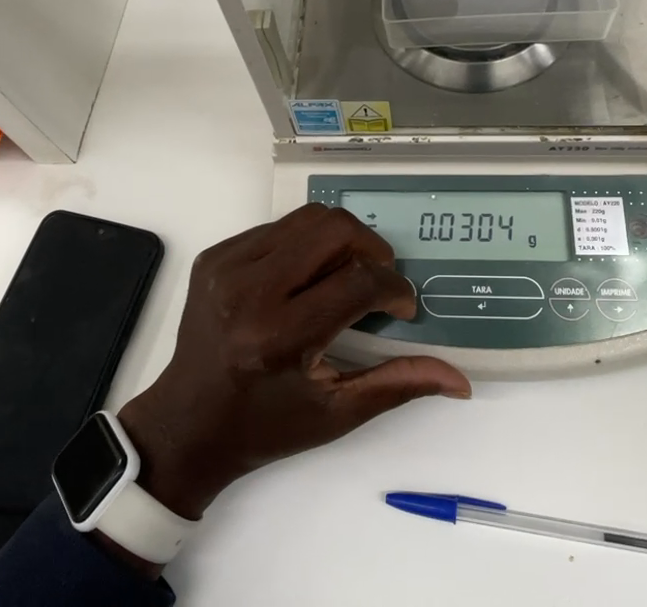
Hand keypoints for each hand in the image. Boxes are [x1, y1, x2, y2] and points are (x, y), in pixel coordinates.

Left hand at [118, 204, 469, 521]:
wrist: (186, 424)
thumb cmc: (265, 427)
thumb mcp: (336, 414)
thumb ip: (398, 385)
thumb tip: (460, 381)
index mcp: (280, 337)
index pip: (358, 282)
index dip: (394, 289)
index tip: (401, 308)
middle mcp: (250, 291)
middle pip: (334, 229)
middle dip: (372, 250)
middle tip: (378, 281)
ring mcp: (226, 267)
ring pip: (307, 218)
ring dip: (340, 241)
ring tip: (346, 275)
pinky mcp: (215, 256)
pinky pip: (277, 228)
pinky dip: (304, 245)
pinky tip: (307, 278)